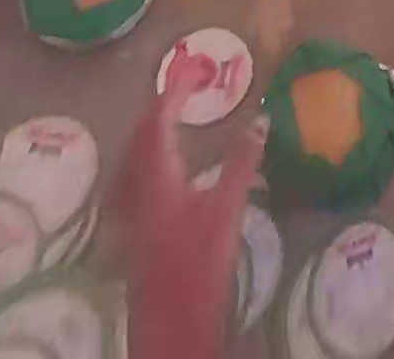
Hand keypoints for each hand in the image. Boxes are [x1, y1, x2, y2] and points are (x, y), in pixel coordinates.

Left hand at [117, 55, 268, 358]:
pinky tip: (166, 159)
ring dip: (153, 125)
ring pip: (135, 153)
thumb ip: (242, 162)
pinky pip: (137, 171)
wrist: (172, 324)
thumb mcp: (228, 208)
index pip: (158, 121)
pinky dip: (152, 150)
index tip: (194, 70)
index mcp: (157, 176)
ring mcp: (133, 207)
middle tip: (187, 85)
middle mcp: (138, 186)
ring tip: (175, 111)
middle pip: (141, 134)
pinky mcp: (136, 223)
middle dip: (161, 103)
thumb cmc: (200, 263)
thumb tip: (260, 119)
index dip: (174, 92)